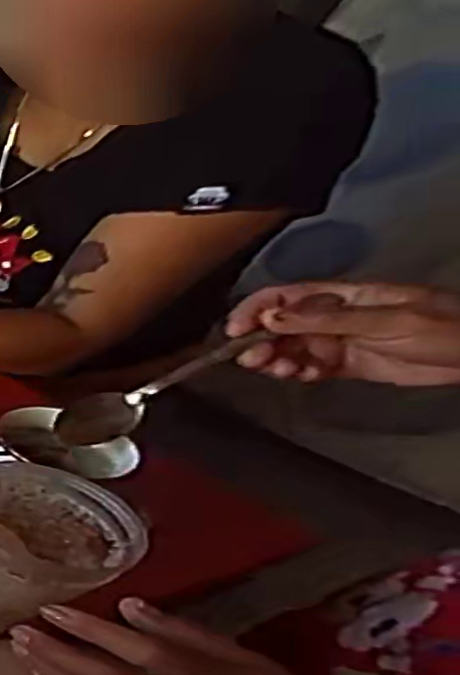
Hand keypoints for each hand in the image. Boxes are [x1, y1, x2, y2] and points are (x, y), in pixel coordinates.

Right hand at [225, 283, 459, 385]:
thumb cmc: (448, 330)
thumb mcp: (389, 321)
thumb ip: (328, 319)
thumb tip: (269, 318)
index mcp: (339, 298)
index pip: (280, 297)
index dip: (253, 311)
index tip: (236, 332)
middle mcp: (329, 317)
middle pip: (274, 326)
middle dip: (258, 342)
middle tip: (254, 360)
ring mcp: (335, 341)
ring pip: (285, 348)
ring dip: (273, 360)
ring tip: (280, 371)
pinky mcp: (341, 363)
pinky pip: (304, 366)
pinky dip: (295, 373)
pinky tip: (301, 377)